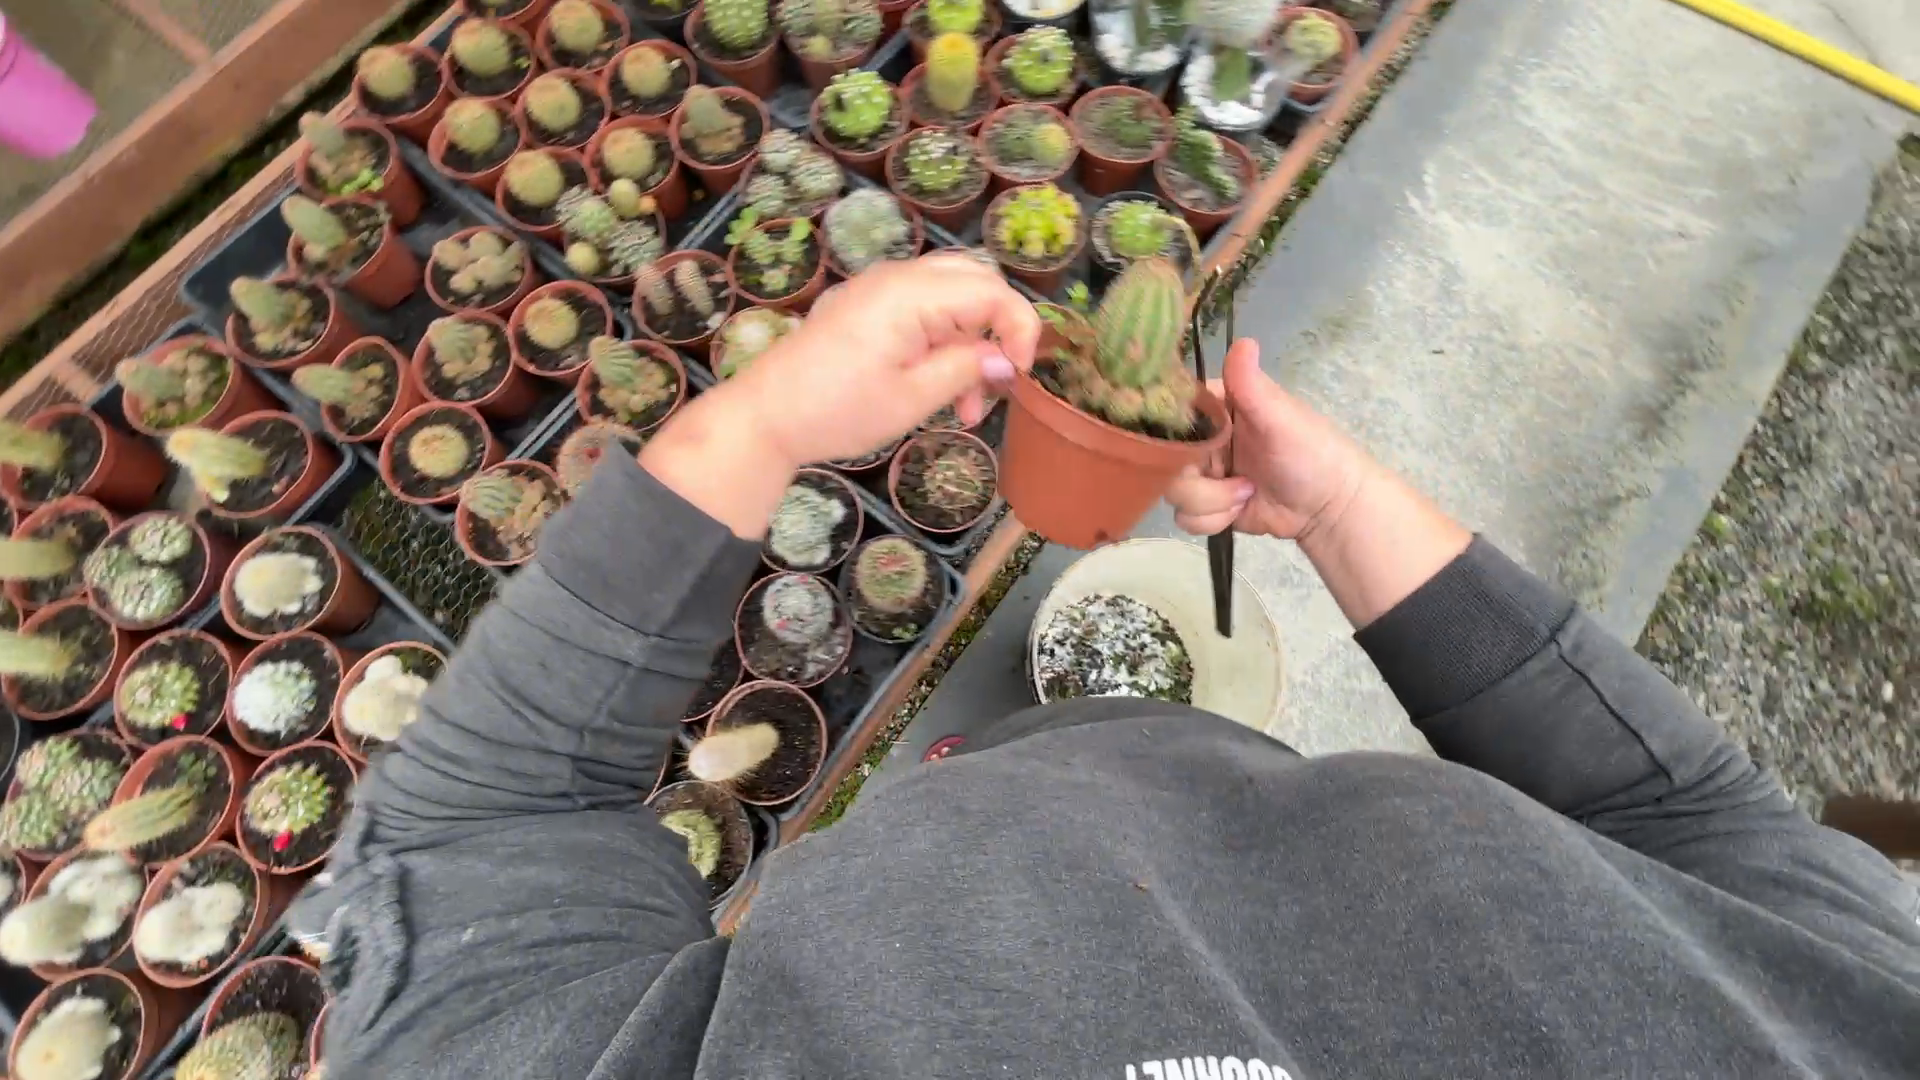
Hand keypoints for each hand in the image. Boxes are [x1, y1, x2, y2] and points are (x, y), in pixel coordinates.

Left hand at [721, 255, 1039, 467]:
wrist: (767, 417)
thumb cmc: (839, 410)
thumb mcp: (912, 398)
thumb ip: (965, 370)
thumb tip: (1005, 359)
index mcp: (910, 294)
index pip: (991, 290)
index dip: (1020, 328)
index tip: (1022, 375)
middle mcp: (897, 278)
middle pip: (974, 282)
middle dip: (997, 330)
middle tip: (1003, 380)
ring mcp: (880, 291)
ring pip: (951, 300)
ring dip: (970, 346)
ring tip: (969, 409)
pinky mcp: (868, 310)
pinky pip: (922, 314)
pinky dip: (943, 347)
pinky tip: (942, 392)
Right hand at [1166, 338, 1372, 541]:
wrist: (1328, 508)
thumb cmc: (1311, 454)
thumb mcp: (1281, 418)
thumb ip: (1252, 387)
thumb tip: (1242, 340)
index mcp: (1216, 409)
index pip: (1169, 411)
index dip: (1168, 432)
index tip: (1187, 447)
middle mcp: (1202, 439)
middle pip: (1164, 461)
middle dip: (1199, 481)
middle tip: (1235, 477)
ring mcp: (1201, 474)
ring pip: (1172, 493)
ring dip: (1212, 503)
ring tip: (1247, 495)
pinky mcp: (1204, 506)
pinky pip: (1183, 518)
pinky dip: (1214, 520)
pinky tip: (1241, 511)